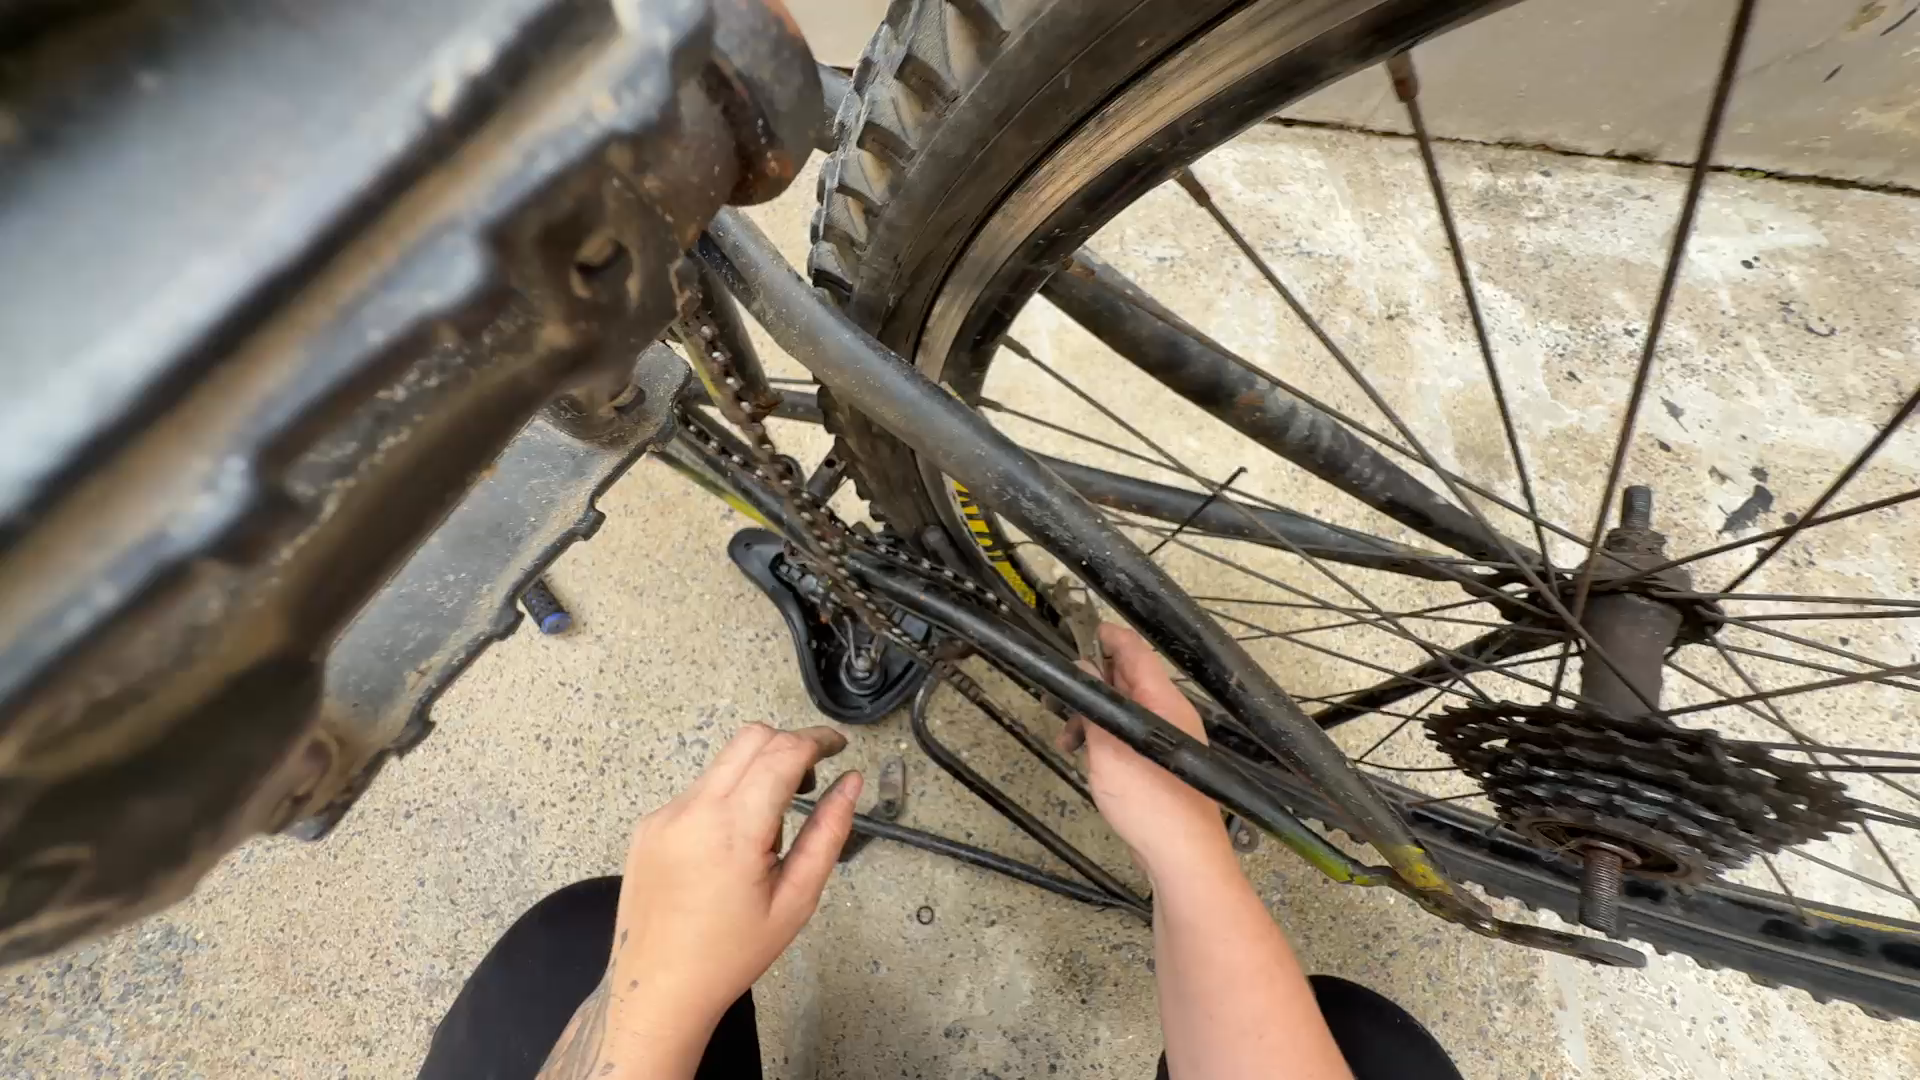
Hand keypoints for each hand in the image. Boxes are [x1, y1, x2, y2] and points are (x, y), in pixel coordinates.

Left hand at [606, 725, 861, 1046]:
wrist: (655, 993)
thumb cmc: (731, 954)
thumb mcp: (797, 899)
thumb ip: (829, 832)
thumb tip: (851, 782)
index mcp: (733, 829)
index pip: (783, 752)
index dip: (818, 740)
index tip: (838, 747)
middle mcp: (694, 809)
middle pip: (753, 737)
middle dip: (790, 744)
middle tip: (812, 777)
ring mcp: (666, 814)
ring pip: (726, 759)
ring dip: (759, 768)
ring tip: (770, 822)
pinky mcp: (649, 823)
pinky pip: (701, 787)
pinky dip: (729, 792)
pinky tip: (732, 841)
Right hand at [1062, 624, 1233, 882]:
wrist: (1183, 856)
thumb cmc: (1148, 799)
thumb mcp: (1108, 746)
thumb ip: (1093, 705)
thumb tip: (1082, 668)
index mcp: (1161, 699)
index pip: (1134, 650)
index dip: (1105, 635)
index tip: (1076, 630)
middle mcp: (1168, 712)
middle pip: (1126, 678)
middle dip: (1090, 681)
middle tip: (1058, 692)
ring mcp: (1166, 738)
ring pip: (1123, 709)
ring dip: (1092, 714)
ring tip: (1065, 736)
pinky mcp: (1160, 763)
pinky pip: (1128, 734)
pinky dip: (1104, 737)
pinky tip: (1083, 755)